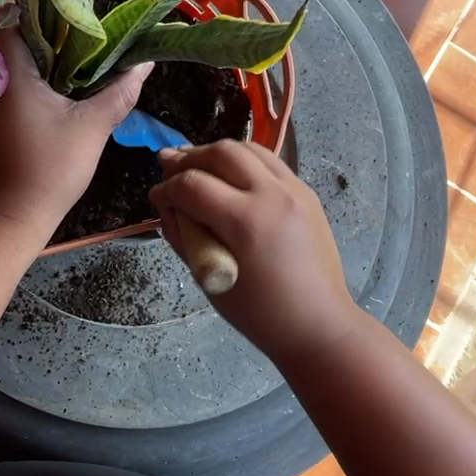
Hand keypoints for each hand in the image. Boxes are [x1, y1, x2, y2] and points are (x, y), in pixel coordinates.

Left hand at [0, 30, 150, 228]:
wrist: (14, 213)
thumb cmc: (51, 166)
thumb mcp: (92, 126)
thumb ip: (119, 92)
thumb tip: (145, 64)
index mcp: (9, 73)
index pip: (14, 23)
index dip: (41, 17)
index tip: (71, 22)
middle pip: (12, 43)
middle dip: (44, 41)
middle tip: (80, 42)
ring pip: (7, 66)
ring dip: (35, 63)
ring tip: (72, 64)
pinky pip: (5, 88)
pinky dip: (27, 84)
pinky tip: (54, 93)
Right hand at [149, 141, 357, 364]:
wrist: (320, 326)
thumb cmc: (261, 315)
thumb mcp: (210, 280)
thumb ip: (185, 238)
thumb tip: (168, 209)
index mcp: (246, 222)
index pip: (192, 186)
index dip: (166, 188)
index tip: (155, 197)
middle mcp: (272, 196)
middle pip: (221, 154)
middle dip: (188, 158)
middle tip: (168, 166)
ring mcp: (295, 191)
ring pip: (247, 149)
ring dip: (216, 153)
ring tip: (197, 164)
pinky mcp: (306, 194)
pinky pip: (268, 162)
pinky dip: (242, 162)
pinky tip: (229, 175)